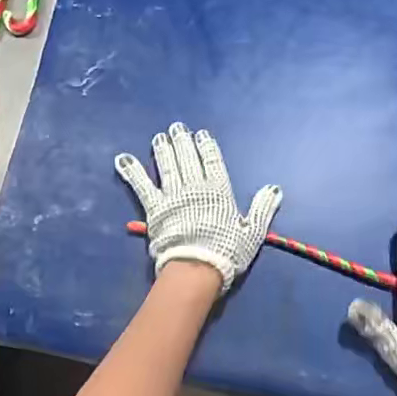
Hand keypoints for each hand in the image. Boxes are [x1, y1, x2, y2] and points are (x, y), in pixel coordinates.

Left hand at [115, 122, 280, 291]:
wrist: (196, 267)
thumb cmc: (227, 252)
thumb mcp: (253, 232)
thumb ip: (262, 208)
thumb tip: (274, 188)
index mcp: (219, 192)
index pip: (213, 162)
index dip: (206, 147)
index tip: (201, 134)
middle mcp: (194, 188)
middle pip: (187, 159)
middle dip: (182, 142)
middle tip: (176, 128)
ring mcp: (172, 197)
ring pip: (167, 167)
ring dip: (162, 151)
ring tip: (159, 137)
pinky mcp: (154, 208)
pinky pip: (141, 186)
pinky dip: (132, 171)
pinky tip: (122, 159)